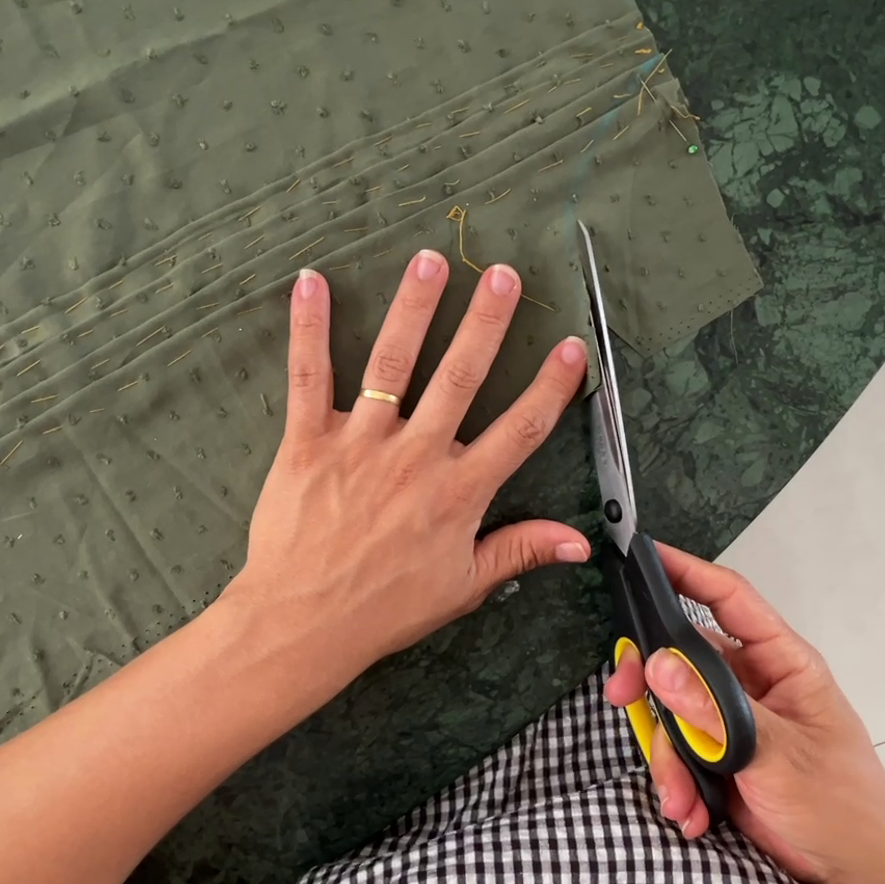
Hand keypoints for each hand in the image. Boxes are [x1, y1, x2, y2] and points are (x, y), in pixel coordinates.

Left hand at [220, 250, 590, 669]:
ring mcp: (360, 444)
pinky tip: (312, 282)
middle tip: (504, 274)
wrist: (303, 621)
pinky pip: (310, 376)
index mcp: (458, 492)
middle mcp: (415, 457)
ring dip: (413, 308)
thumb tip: (581, 543)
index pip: (518, 429)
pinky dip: (309, 328)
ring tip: (430, 262)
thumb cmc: (386, 608)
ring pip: (392, 363)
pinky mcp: (308, 441)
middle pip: (459, 377)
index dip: (550, 388)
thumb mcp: (463, 586)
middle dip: (486, 322)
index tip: (572, 349)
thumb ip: (520, 551)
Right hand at [603, 543, 884, 883]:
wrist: (854, 883)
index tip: (641, 553)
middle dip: (649, 683)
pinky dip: (675, 783)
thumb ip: (715, 710)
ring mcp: (730, 722)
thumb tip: (657, 663)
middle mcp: (750, 684)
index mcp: (781, 664)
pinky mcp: (715, 757)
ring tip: (680, 798)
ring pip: (671, 711)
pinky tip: (689, 813)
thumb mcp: (778, 757)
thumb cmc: (841, 809)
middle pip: (682, 657)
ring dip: (667, 756)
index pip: (729, 599)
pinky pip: (676, 752)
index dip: (687, 571)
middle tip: (621, 699)